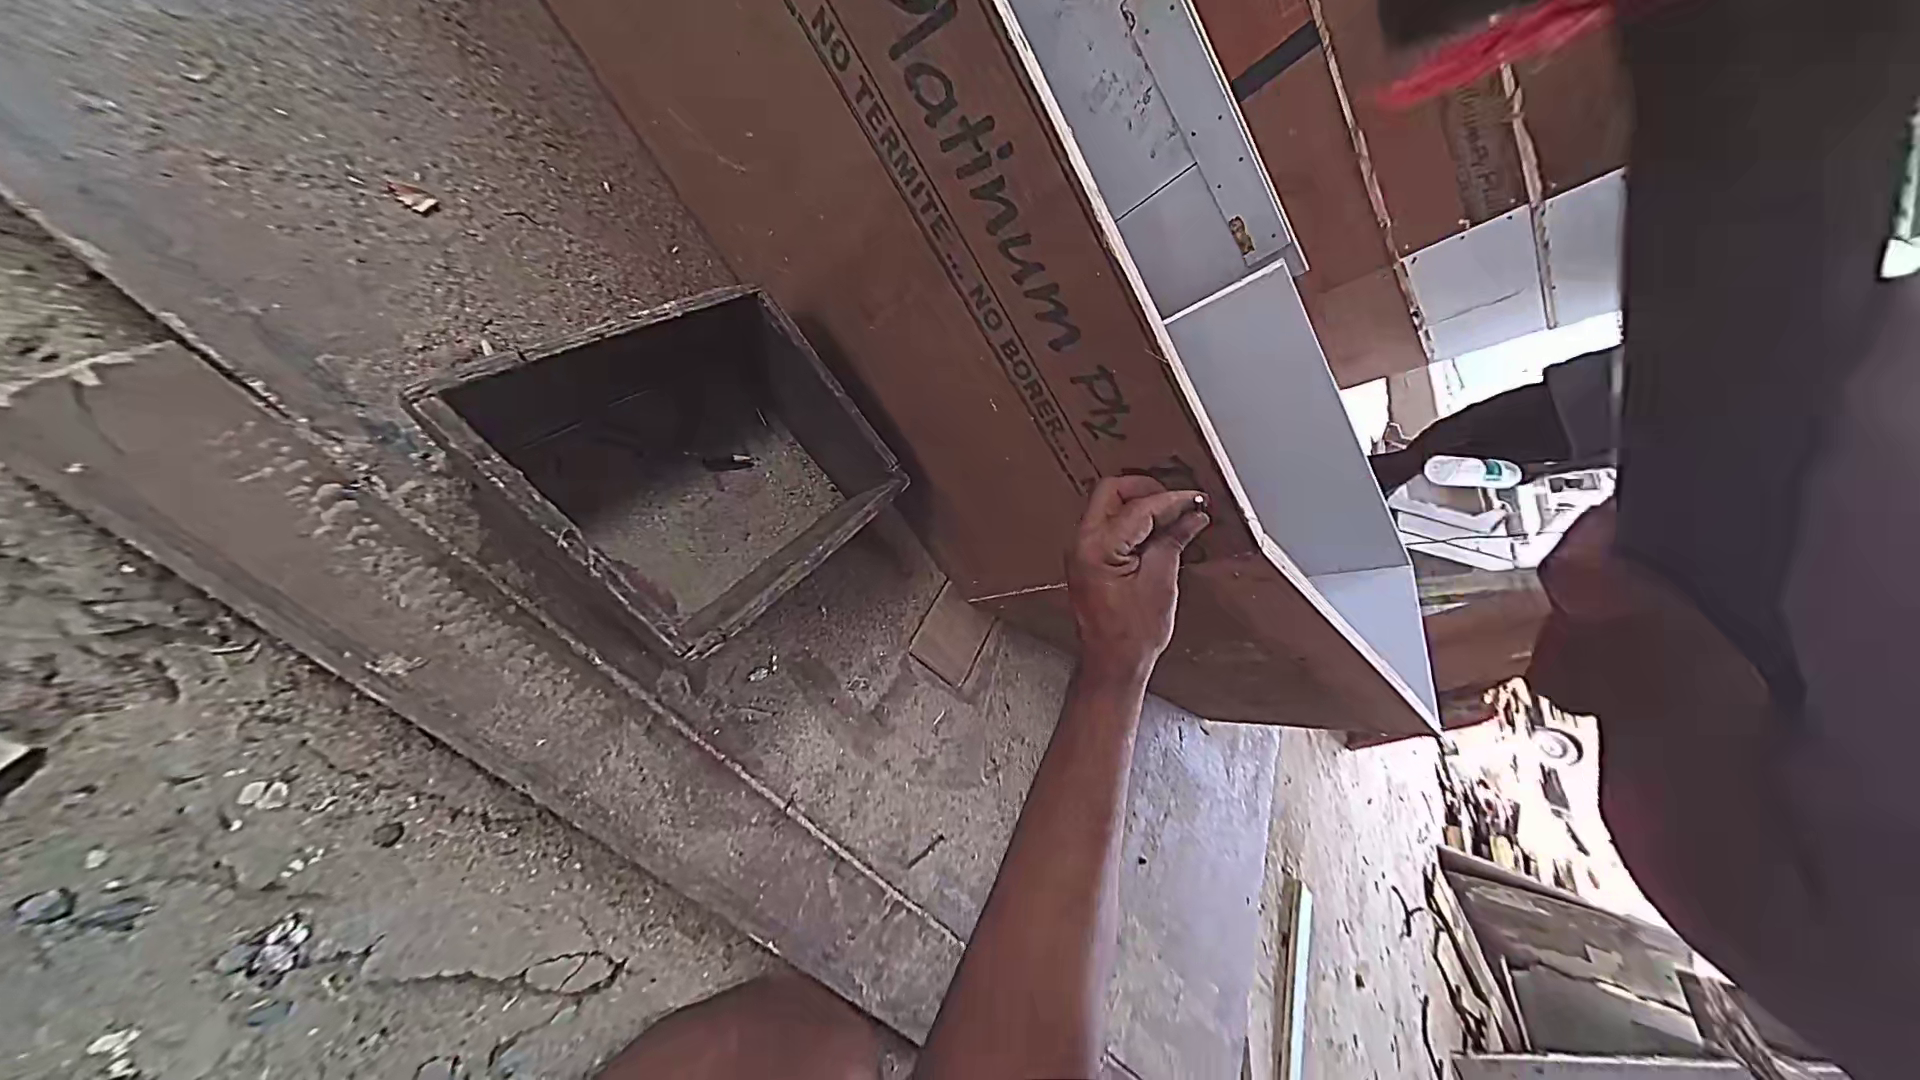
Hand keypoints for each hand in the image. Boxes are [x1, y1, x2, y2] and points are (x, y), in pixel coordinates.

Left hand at [1066, 477, 1209, 683]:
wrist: (1111, 663)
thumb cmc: (1131, 635)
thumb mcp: (1160, 582)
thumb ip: (1172, 541)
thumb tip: (1190, 516)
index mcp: (1096, 548)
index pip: (1138, 507)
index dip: (1172, 500)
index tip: (1195, 500)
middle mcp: (1081, 544)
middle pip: (1111, 492)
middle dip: (1146, 489)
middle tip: (1178, 501)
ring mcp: (1080, 551)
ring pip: (1107, 505)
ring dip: (1139, 503)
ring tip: (1172, 515)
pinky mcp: (1086, 560)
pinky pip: (1107, 525)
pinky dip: (1131, 521)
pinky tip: (1156, 531)